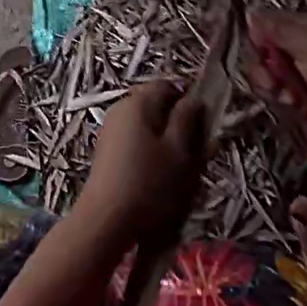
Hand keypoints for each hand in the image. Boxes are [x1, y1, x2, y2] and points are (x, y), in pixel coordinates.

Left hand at [79, 80, 205, 238]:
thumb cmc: (149, 183)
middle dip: (176, 124)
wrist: (105, 220)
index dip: (188, 101)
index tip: (201, 127)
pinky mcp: (106, 150)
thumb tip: (194, 99)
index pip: (167, 85)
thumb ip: (187, 120)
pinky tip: (157, 178)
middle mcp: (120, 109)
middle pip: (155, 105)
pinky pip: (134, 141)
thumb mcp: (178, 151)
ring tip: (178, 170)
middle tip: (194, 152)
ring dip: (164, 141)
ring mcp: (110, 129)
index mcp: (138, 102)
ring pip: (146, 126)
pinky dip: (149, 153)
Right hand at [246, 9, 306, 146]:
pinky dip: (278, 98)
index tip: (261, 53)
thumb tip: (250, 14)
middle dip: (261, 67)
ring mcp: (296, 71)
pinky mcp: (295, 93)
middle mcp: (296, 46)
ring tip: (288, 97)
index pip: (265, 23)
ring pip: (264, 72)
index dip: (257, 38)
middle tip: (272, 82)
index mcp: (303, 27)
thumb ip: (281, 31)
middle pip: (260, 49)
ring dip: (269, 86)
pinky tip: (293, 105)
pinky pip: (273, 91)